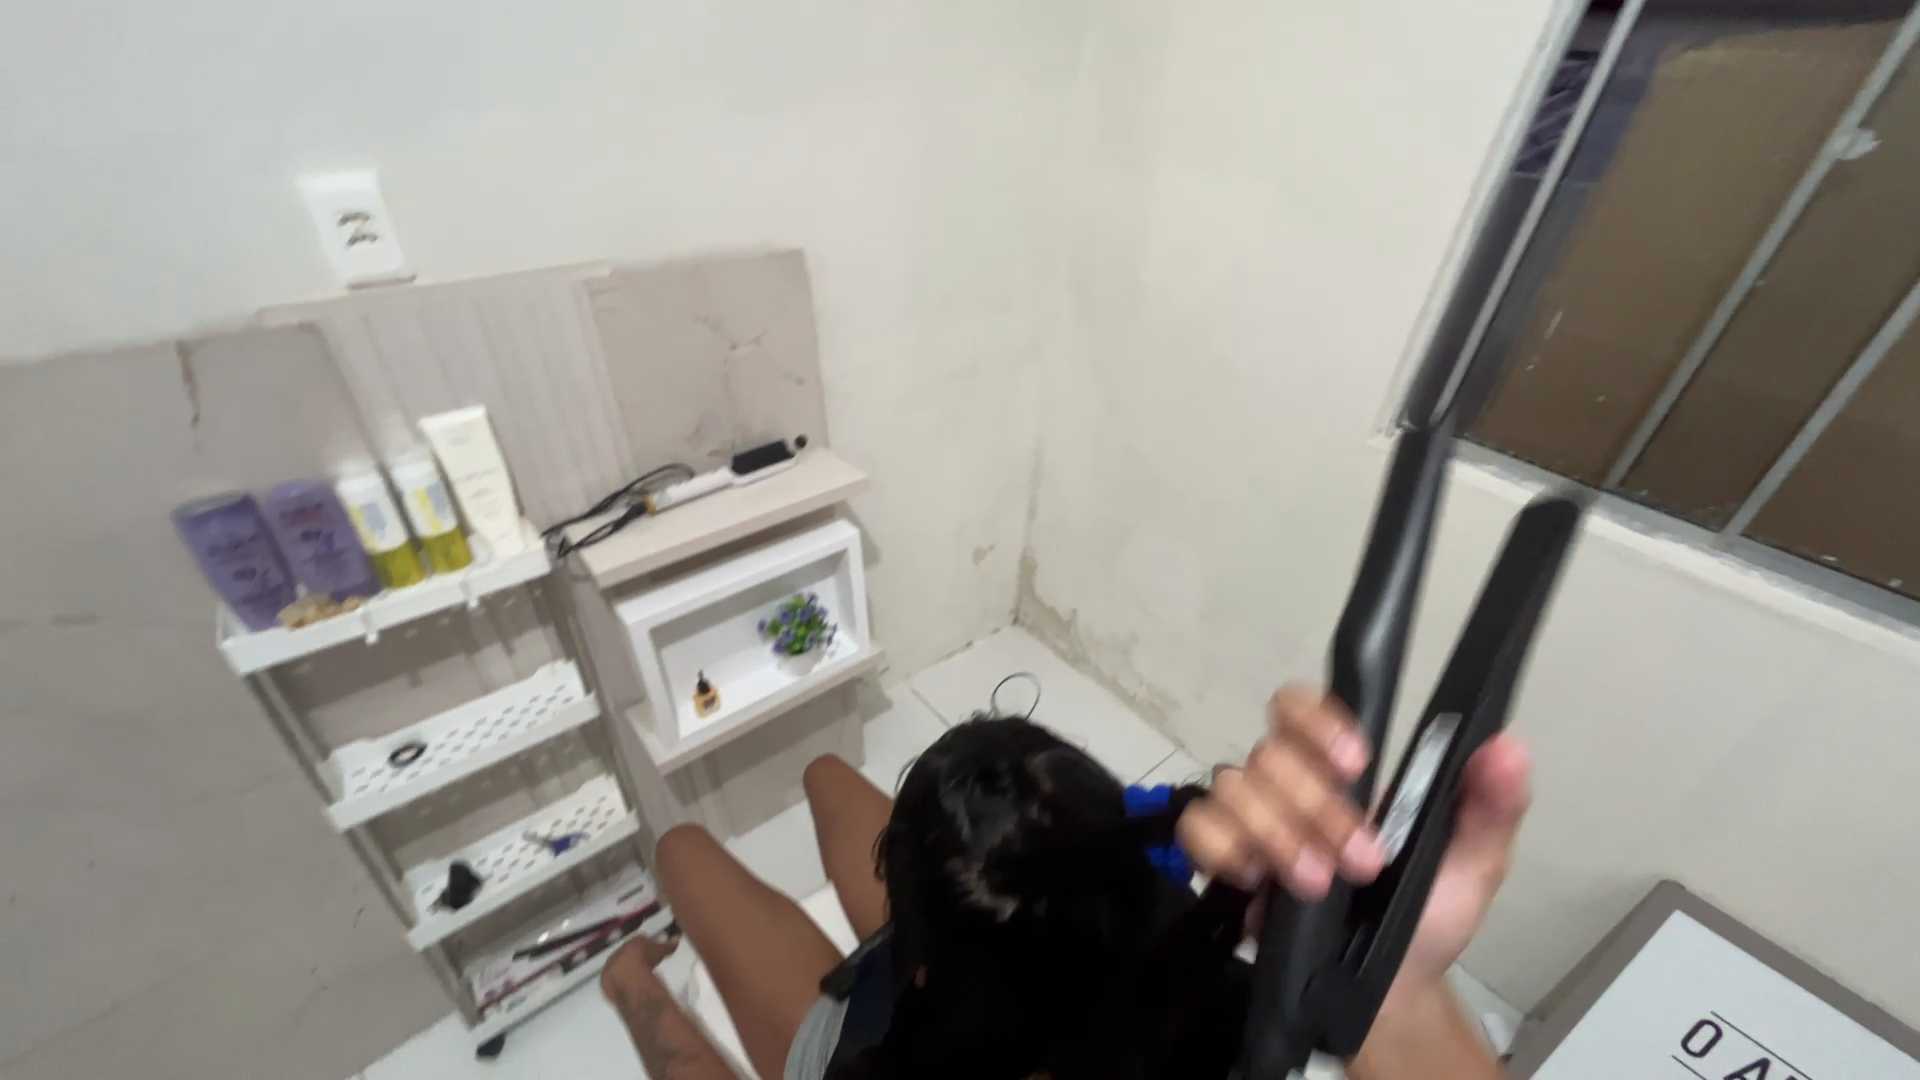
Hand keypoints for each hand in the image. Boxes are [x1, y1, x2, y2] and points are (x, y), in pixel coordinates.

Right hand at [1176, 683, 1531, 1002]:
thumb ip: (1488, 805)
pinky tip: (1254, 876)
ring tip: (1314, 884)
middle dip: (1315, 806)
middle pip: (1269, 753)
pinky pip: (1196, 829)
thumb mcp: (1471, 863)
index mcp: (1336, 764)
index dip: (1317, 722)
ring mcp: (1247, 814)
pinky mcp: (1221, 854)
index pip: (1302, 707)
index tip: (1356, 762)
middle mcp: (1284, 777)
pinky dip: (1220, 846)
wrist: (1386, 987)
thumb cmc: (1425, 912)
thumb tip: (1506, 746)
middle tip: (1361, 861)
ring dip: (1274, 832)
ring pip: (1232, 787)